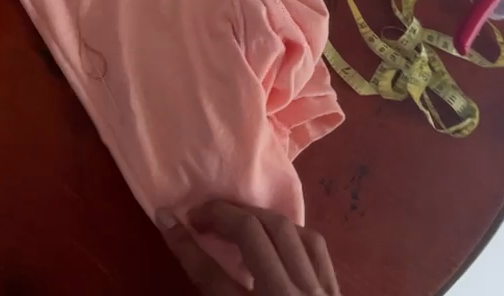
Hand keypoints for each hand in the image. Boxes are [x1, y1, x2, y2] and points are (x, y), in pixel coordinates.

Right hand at [160, 201, 339, 295]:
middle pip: (252, 235)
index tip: (166, 217)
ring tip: (234, 221)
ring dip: (254, 217)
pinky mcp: (337, 295)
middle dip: (221, 215)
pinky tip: (275, 236)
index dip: (184, 244)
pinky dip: (290, 232)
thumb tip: (185, 253)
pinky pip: (314, 246)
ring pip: (285, 230)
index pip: (210, 275)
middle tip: (199, 219)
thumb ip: (214, 292)